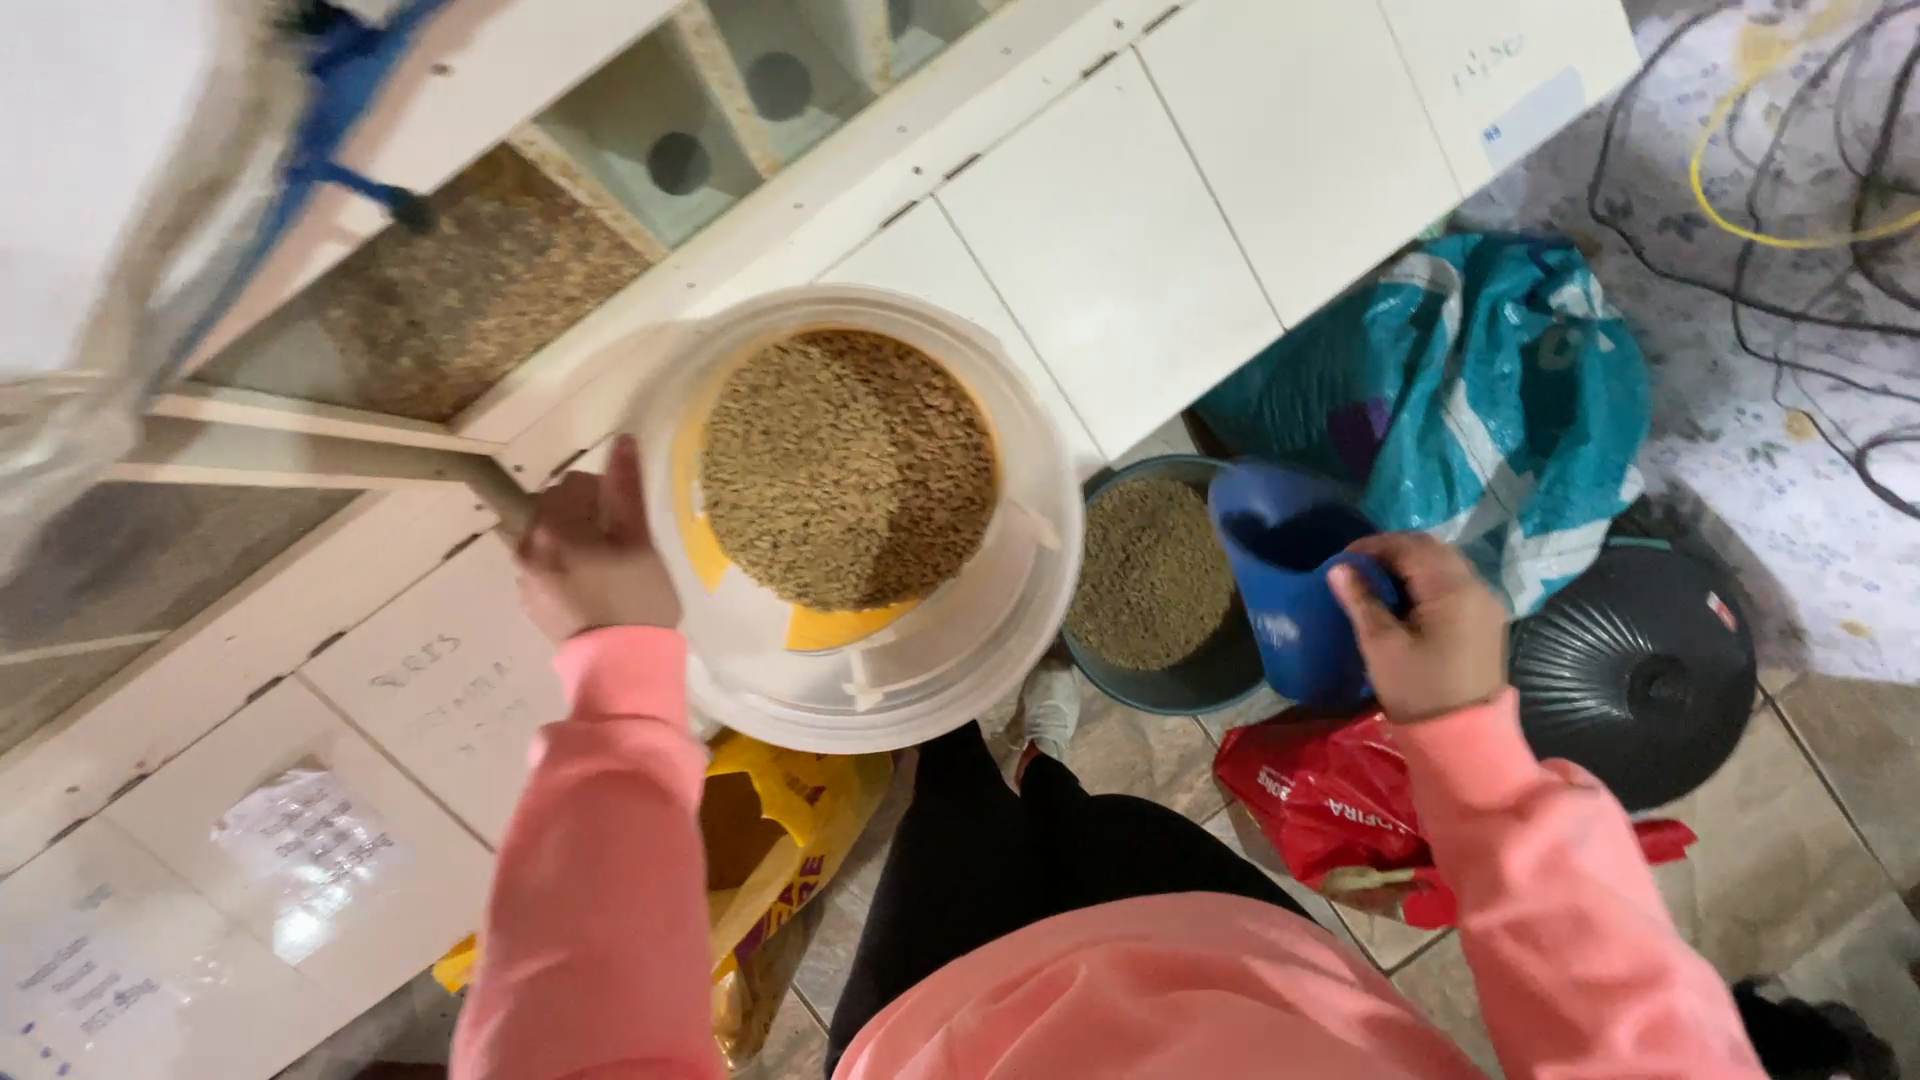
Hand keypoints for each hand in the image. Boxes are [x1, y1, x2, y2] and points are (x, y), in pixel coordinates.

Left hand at [516, 434, 681, 642]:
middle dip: (584, 513)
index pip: (575, 482)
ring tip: (606, 565)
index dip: (606, 494)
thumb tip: (621, 441)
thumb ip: (626, 490)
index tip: (628, 521)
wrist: (621, 664)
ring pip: (547, 536)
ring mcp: (524, 577)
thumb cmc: (638, 599)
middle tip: (619, 541)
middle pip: (554, 506)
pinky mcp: (529, 601)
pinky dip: (564, 564)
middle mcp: (528, 546)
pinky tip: (592, 587)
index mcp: (555, 527)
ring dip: (573, 538)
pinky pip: (543, 565)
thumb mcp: (640, 541)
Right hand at [1329, 532, 1506, 723]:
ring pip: (1445, 563)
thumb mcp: (1380, 644)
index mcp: (1453, 591)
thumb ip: (1361, 600)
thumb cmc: (1417, 688)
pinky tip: (1402, 596)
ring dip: (1409, 563)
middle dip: (1392, 550)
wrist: (1462, 735)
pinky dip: (1425, 578)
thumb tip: (1338, 568)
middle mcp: (1476, 589)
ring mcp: (1485, 604)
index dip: (1374, 546)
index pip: (1412, 548)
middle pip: (1433, 549)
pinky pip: (1453, 582)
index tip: (1343, 560)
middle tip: (1357, 566)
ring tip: (1375, 580)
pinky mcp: (1484, 619)